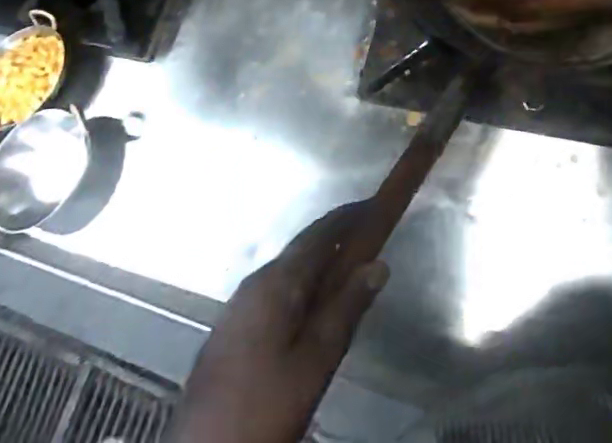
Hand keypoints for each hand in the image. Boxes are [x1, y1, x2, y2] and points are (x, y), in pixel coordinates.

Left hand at [167, 202, 389, 442]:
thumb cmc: (265, 405)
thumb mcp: (316, 361)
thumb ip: (346, 309)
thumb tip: (377, 264)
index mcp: (277, 282)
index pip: (318, 234)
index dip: (347, 216)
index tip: (373, 206)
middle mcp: (255, 282)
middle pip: (302, 248)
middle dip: (335, 238)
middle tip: (368, 238)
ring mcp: (240, 305)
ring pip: (288, 270)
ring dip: (318, 263)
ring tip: (349, 269)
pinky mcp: (233, 327)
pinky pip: (276, 290)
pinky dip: (302, 285)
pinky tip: (313, 306)